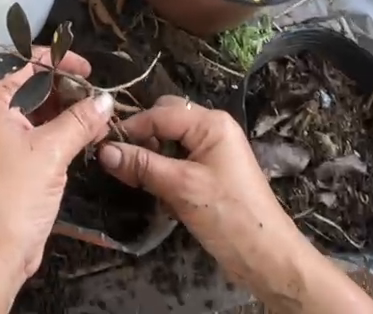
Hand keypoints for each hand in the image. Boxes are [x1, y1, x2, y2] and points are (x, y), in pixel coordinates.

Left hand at [0, 46, 114, 293]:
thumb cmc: (15, 195)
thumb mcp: (51, 153)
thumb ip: (80, 121)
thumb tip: (106, 99)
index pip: (23, 63)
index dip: (57, 60)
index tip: (88, 69)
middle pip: (30, 85)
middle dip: (65, 88)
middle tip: (98, 98)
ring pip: (35, 110)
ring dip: (66, 111)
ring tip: (99, 117)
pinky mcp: (9, 160)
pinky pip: (36, 132)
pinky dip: (60, 131)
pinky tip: (86, 135)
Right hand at [97, 96, 308, 297]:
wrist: (269, 259)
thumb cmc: (228, 216)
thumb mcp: (181, 188)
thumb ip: (142, 166)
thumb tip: (104, 150)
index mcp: (210, 122)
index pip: (160, 113)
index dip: (131, 127)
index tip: (103, 144)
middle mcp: (213, 128)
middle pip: (165, 120)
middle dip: (143, 138)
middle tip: (120, 160)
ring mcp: (214, 150)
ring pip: (171, 140)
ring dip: (153, 156)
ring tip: (136, 176)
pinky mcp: (213, 171)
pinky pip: (180, 158)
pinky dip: (165, 170)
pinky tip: (157, 189)